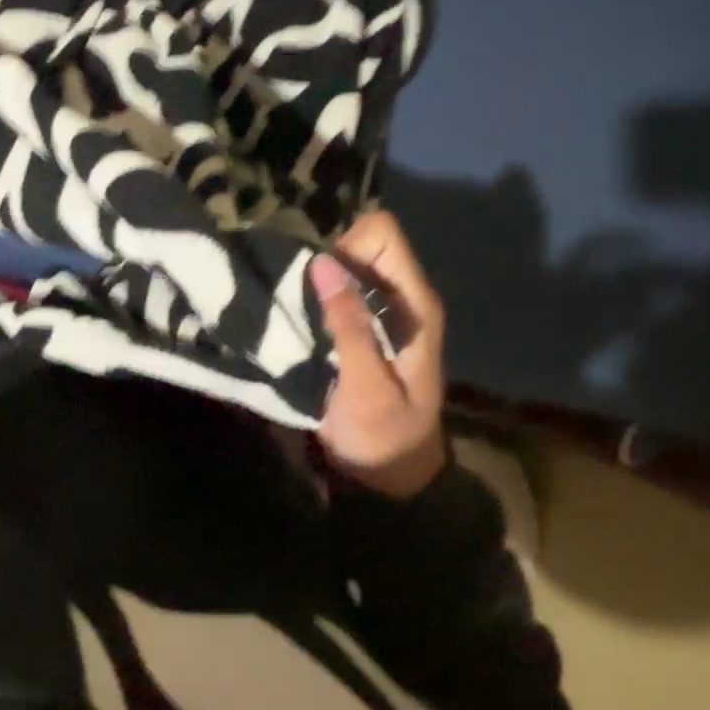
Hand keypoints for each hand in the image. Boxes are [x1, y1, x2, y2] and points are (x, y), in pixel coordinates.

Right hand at [310, 211, 447, 498]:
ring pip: (346, 264)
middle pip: (362, 242)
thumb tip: (323, 262)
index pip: (382, 232)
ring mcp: (382, 311)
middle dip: (326, 261)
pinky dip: (315, 296)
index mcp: (414, 304)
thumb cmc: (383, 435)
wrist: (393, 476)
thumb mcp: (365, 385)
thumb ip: (349, 324)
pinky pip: (336, 289)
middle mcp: (402, 297)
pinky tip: (298, 322)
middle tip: (302, 304)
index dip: (346, 245)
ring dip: (316, 280)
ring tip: (295, 313)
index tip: (318, 282)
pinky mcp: (362, 325)